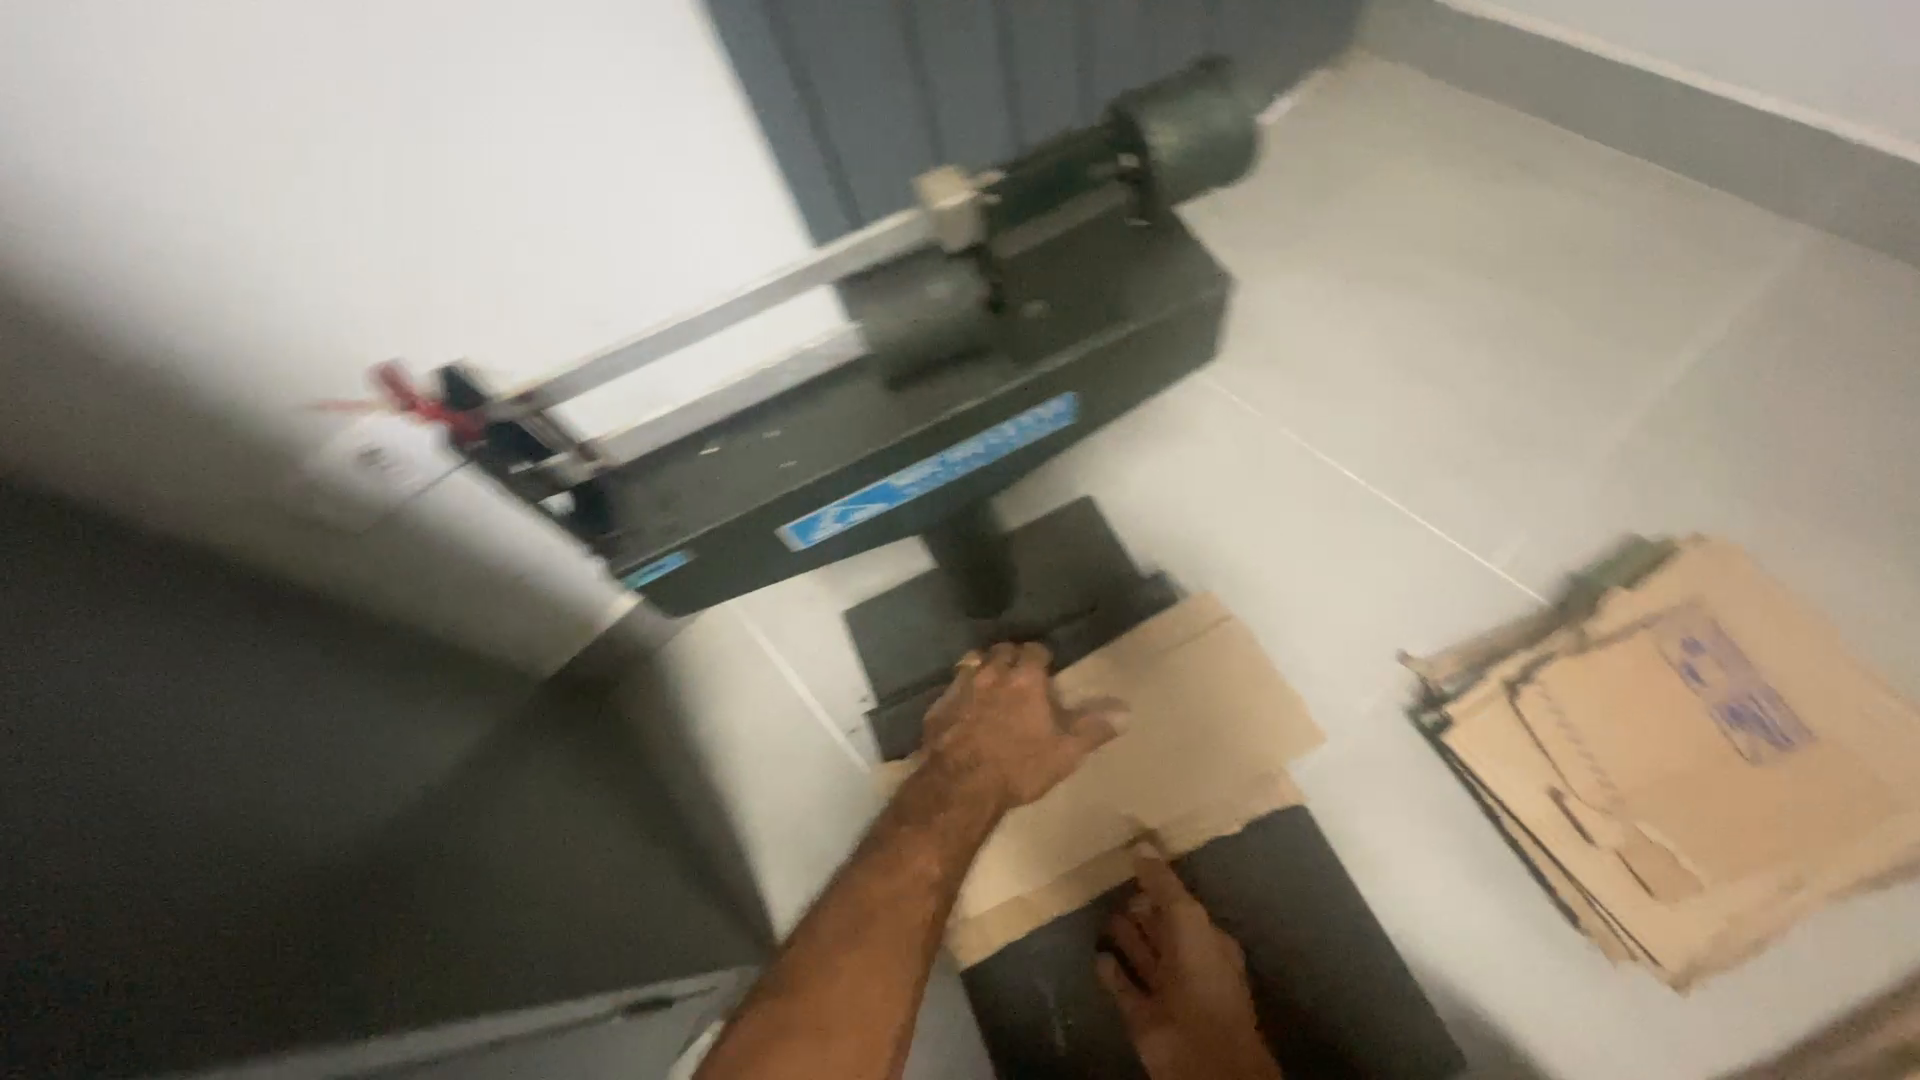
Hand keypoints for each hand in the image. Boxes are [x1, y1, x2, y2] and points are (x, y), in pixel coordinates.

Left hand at [920, 641, 1124, 811]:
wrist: (959, 785)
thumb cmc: (1019, 766)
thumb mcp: (1065, 752)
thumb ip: (1093, 729)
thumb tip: (1125, 712)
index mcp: (1025, 678)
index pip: (1035, 650)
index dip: (1042, 656)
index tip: (1047, 667)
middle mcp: (991, 673)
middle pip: (1002, 650)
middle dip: (1011, 655)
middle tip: (1019, 672)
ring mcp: (961, 687)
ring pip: (973, 662)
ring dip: (983, 666)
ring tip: (991, 682)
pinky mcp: (938, 706)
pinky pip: (951, 688)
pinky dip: (960, 691)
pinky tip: (963, 707)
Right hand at [1098, 844, 1282, 1079]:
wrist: (1199, 1051)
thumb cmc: (1202, 976)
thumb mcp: (1187, 917)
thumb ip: (1163, 883)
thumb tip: (1141, 844)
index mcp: (1209, 942)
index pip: (1182, 909)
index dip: (1161, 890)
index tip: (1136, 869)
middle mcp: (1189, 965)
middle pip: (1161, 932)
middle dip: (1142, 912)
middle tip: (1116, 888)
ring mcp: (1165, 991)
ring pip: (1142, 957)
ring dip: (1126, 938)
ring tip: (1104, 915)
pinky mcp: (1141, 1015)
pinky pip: (1123, 987)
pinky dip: (1112, 972)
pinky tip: (1098, 954)